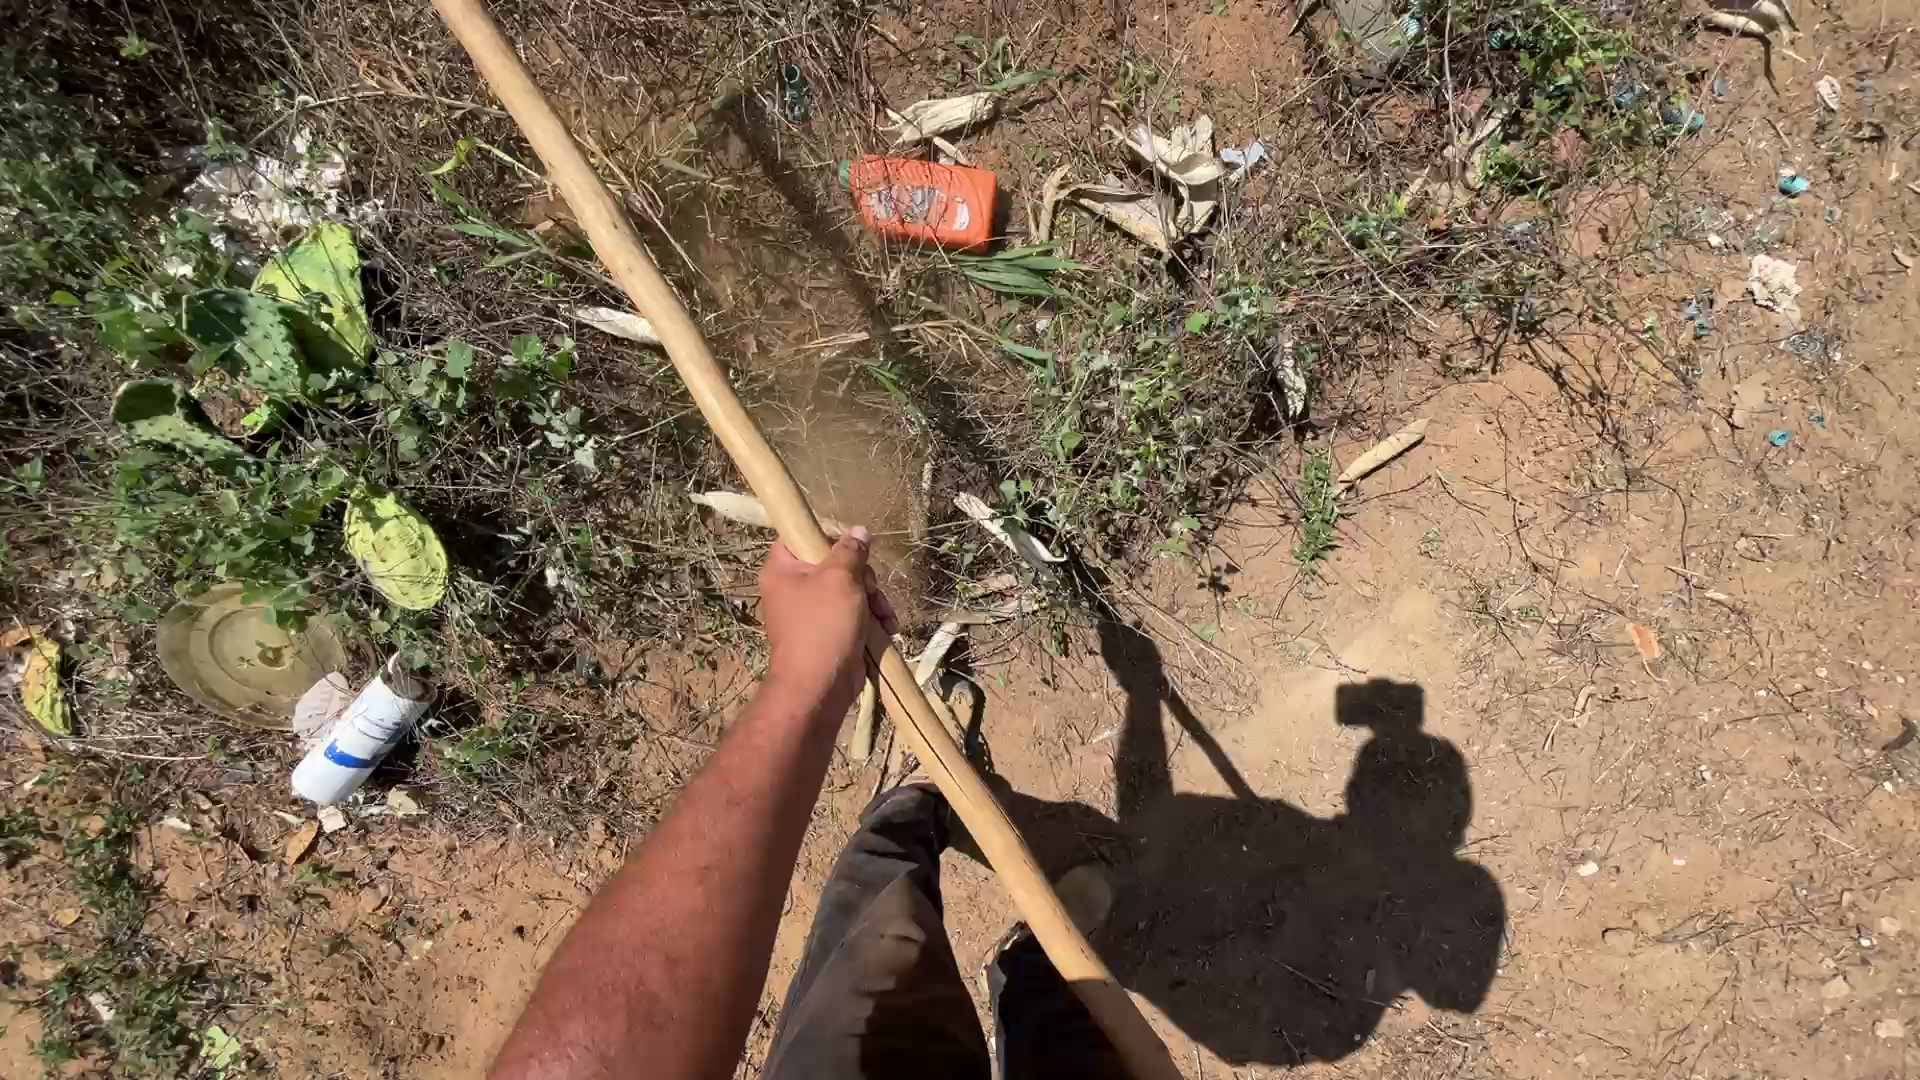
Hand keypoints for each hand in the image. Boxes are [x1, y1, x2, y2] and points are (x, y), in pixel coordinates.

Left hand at [758, 527, 899, 717]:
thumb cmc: (824, 625)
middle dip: (863, 577)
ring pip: (850, 589)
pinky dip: (871, 618)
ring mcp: (811, 612)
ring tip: (885, 616)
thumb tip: (859, 531)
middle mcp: (793, 587)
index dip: (830, 537)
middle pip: (834, 564)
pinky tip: (888, 628)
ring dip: (874, 600)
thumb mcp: (841, 578)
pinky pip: (853, 613)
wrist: (820, 686)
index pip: (802, 536)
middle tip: (871, 590)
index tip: (853, 548)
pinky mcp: (829, 631)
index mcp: (782, 568)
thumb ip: (851, 551)